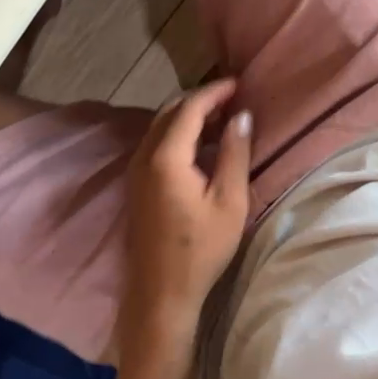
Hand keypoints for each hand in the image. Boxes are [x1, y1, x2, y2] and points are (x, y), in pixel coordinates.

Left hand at [122, 80, 253, 319]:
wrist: (161, 294)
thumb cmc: (200, 249)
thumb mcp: (229, 201)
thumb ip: (234, 153)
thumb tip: (242, 116)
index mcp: (166, 157)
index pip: (189, 108)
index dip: (214, 92)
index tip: (239, 84)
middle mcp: (144, 156)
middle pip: (171, 111)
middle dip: (201, 100)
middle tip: (232, 100)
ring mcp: (135, 170)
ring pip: (160, 126)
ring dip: (188, 115)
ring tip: (221, 118)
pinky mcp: (136, 184)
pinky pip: (156, 142)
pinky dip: (178, 132)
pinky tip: (200, 144)